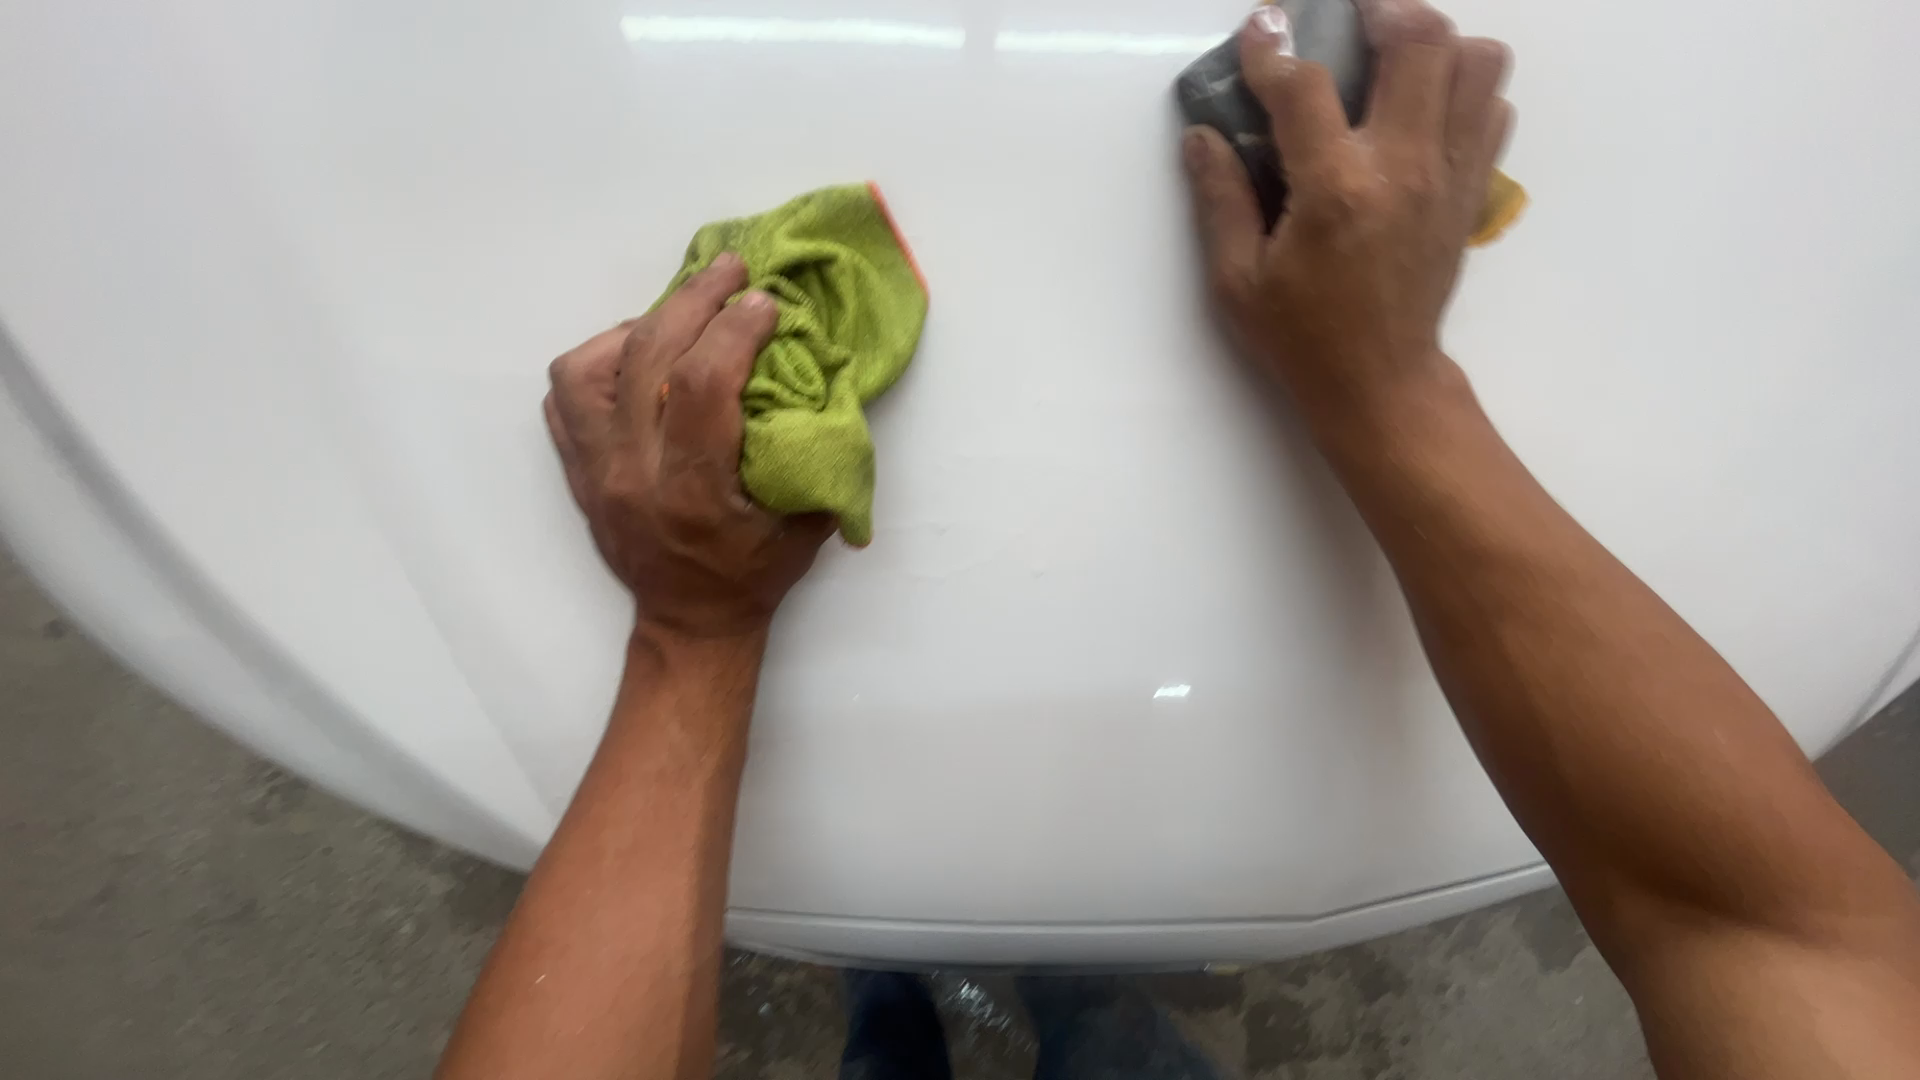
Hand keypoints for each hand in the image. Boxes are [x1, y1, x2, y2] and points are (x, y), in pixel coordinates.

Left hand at [545, 254, 833, 641]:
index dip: (735, 330)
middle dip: (694, 300)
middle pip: (647, 359)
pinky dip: (601, 360)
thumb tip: (824, 382)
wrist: (691, 621)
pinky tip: (640, 356)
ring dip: (637, 327)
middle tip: (729, 271)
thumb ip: (816, 455)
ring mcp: (594, 472)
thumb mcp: (808, 525)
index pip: (702, 386)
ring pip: (586, 368)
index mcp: (694, 493)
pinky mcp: (577, 471)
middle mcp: (632, 476)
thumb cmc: (756, 576)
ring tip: (679, 316)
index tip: (765, 304)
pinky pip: (565, 396)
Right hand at [1183, 0, 1511, 413]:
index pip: (1305, 91)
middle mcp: (1403, 167)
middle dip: (1379, 10)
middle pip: (1419, 40)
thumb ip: (1220, 202)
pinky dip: (1464, 87)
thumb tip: (1201, 138)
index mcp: (1335, 192)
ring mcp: (1448, 176)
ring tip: (1392, 57)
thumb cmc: (1299, 336)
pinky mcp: (1471, 192)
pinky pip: (1491, 106)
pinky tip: (1422, 108)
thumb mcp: (1237, 281)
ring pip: (1476, 61)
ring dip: (1435, 41)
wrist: (1376, 380)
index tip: (1259, 28)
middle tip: (1347, 19)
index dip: (1273, 51)